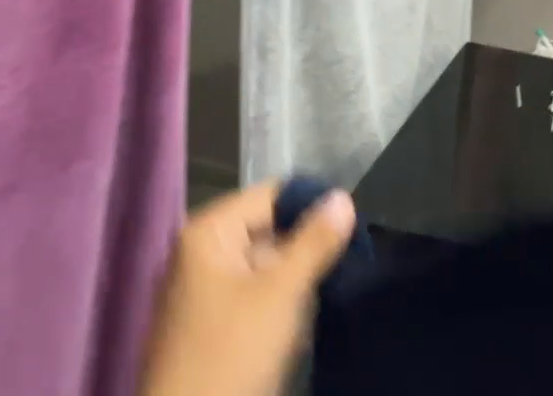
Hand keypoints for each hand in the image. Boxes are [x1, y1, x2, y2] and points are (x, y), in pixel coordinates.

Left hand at [140, 181, 355, 395]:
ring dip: (297, 278)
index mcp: (208, 233)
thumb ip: (314, 241)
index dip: (313, 206)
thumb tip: (342, 197)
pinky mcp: (208, 326)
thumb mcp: (282, 293)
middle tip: (349, 260)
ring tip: (331, 289)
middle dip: (307, 245)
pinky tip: (304, 321)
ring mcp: (201, 291)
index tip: (352, 227)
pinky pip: (254, 295)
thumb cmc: (231, 357)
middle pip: (268, 228)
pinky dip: (280, 303)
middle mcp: (200, 253)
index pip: (272, 195)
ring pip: (265, 265)